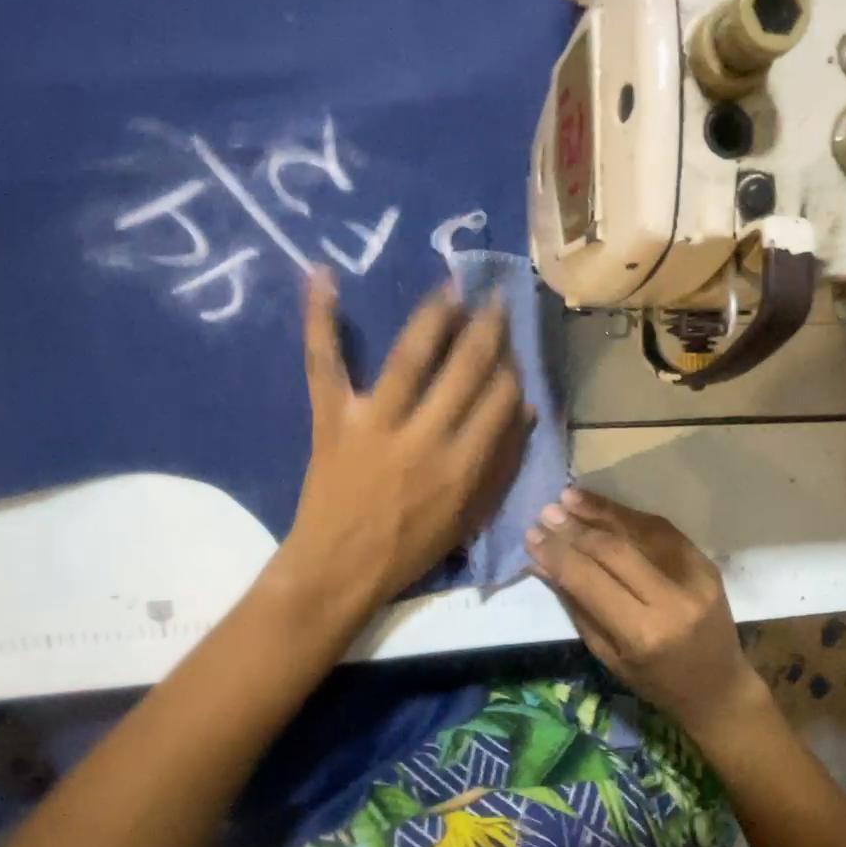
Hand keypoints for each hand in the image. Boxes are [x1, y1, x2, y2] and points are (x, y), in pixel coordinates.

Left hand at [277, 269, 532, 607]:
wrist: (338, 570)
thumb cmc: (408, 550)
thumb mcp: (466, 517)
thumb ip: (498, 465)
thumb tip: (524, 410)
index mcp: (462, 466)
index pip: (500, 402)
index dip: (511, 369)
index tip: (514, 348)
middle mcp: (425, 438)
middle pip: (466, 372)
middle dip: (487, 331)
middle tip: (496, 298)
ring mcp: (375, 424)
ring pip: (411, 358)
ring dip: (434, 317)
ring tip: (450, 286)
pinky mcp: (332, 419)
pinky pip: (324, 363)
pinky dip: (321, 320)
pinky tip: (323, 276)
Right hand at [525, 488, 764, 732]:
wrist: (719, 686)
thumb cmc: (655, 681)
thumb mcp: (608, 656)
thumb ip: (577, 606)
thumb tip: (543, 563)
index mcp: (642, 633)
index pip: (590, 580)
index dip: (558, 554)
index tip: (532, 536)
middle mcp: (671, 600)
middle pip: (614, 551)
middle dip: (576, 529)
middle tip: (546, 513)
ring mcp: (695, 578)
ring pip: (641, 532)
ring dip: (601, 511)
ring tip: (570, 497)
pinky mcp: (707, 564)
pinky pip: (663, 532)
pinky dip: (630, 517)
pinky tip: (604, 508)